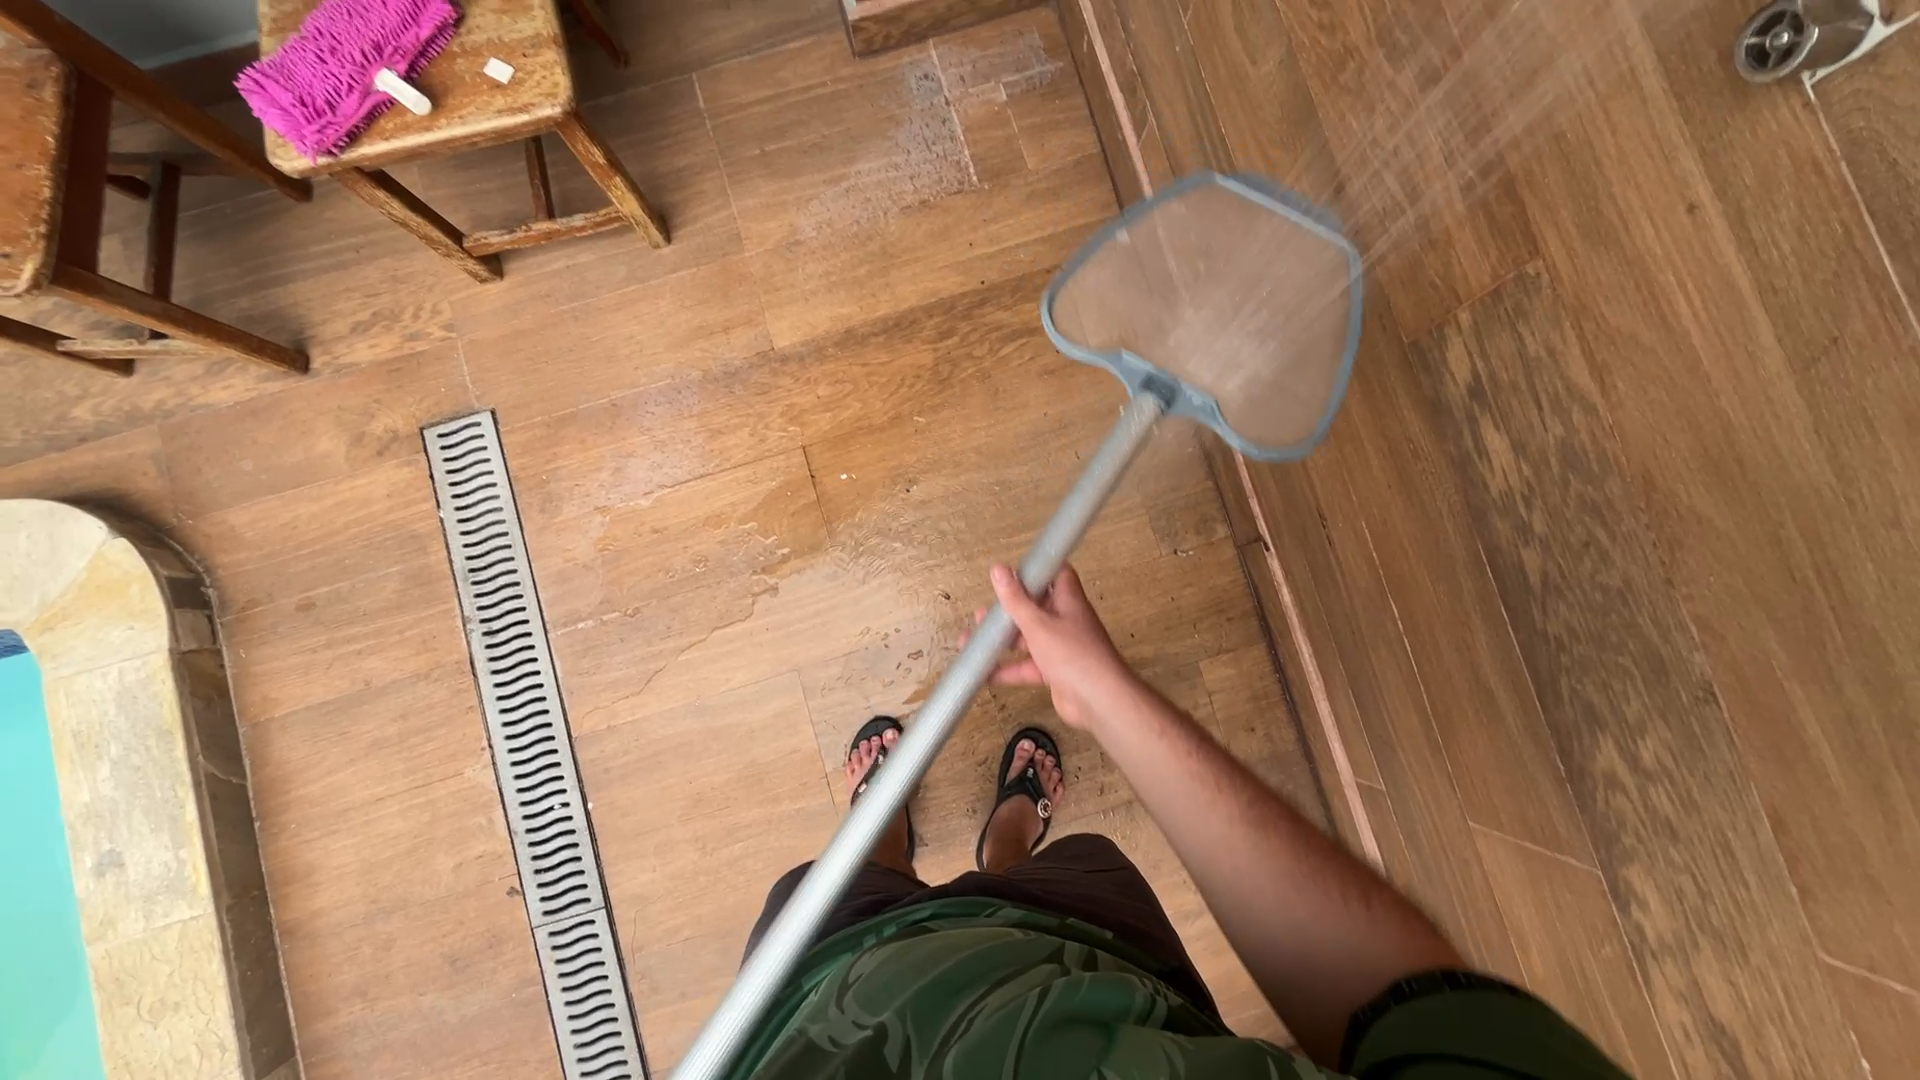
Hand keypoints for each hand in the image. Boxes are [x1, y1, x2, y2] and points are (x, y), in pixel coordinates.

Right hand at [977, 563, 1139, 729]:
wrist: (1098, 701)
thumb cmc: (1072, 654)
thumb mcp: (1038, 624)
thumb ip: (1016, 600)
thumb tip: (999, 568)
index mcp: (1068, 601)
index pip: (1056, 574)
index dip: (1036, 570)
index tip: (1011, 573)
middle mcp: (1066, 620)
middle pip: (1036, 607)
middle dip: (1009, 610)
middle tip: (983, 613)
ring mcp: (1061, 647)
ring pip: (1028, 638)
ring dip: (1003, 639)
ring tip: (972, 639)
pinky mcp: (1055, 672)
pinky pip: (1028, 666)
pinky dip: (1008, 669)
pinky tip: (984, 672)